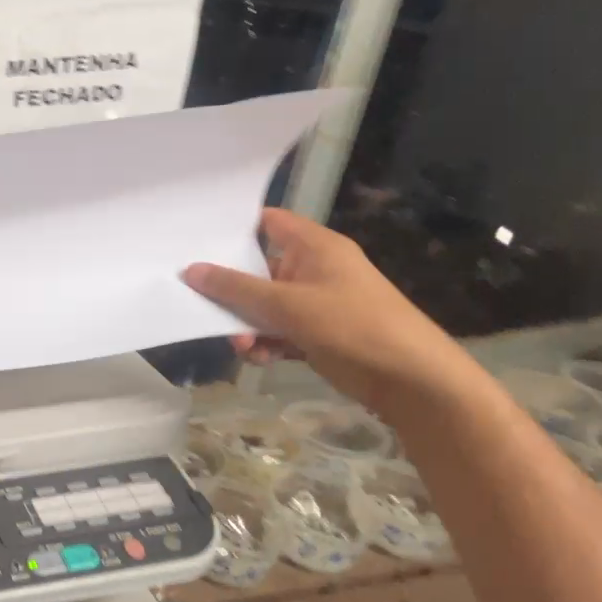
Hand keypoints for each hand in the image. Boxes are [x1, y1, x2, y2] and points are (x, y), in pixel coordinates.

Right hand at [182, 207, 483, 420]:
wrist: (411, 379)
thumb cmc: (352, 326)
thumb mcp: (286, 305)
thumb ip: (234, 288)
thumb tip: (190, 270)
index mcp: (314, 248)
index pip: (267, 222)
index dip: (233, 228)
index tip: (194, 241)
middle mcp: (314, 269)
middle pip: (257, 269)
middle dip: (230, 291)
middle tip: (202, 306)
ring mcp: (316, 302)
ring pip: (263, 305)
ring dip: (246, 325)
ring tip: (241, 347)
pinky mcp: (318, 332)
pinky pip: (278, 331)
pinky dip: (265, 343)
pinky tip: (261, 358)